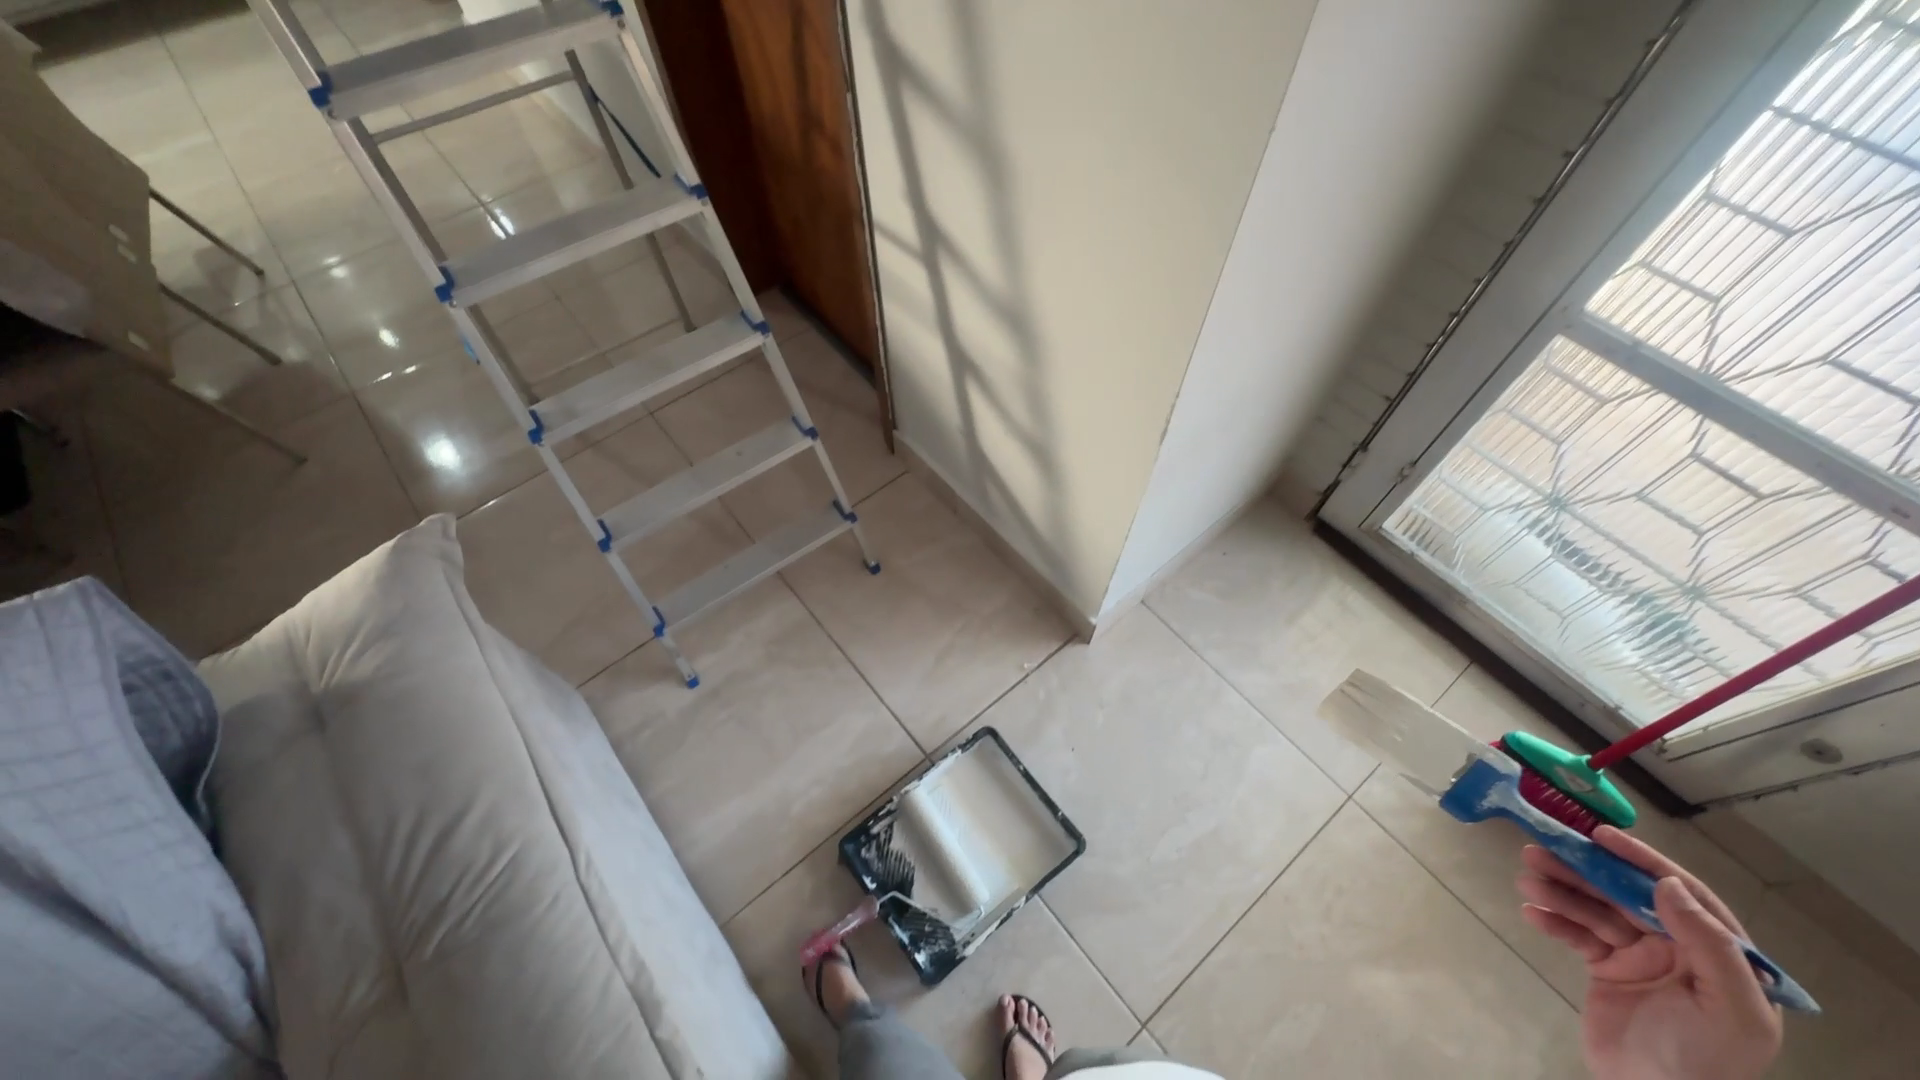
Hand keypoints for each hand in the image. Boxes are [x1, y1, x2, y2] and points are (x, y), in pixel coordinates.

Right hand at [1517, 825, 1781, 1079]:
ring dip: (1561, 892)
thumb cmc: (1703, 1057)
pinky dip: (1555, 922)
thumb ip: (1711, 946)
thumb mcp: (1730, 1009)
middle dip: (1584, 872)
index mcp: (1720, 954)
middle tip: (1539, 850)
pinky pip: (1578, 936)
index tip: (1602, 836)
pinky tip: (1532, 913)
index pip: (1683, 894)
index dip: (1642, 861)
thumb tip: (1669, 885)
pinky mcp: (1607, 970)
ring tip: (1526, 879)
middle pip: (1626, 896)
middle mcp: (1680, 948)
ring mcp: (1640, 958)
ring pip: (1596, 910)